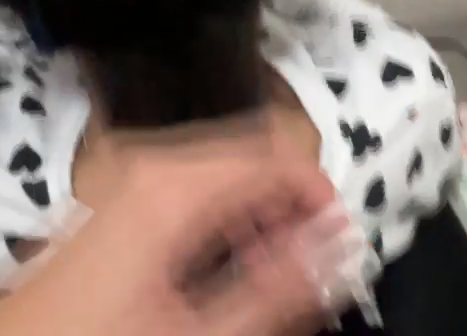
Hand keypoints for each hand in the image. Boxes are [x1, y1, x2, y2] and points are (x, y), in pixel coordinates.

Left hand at [0, 134, 346, 335]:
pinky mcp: (121, 198)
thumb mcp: (198, 332)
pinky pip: (191, 188)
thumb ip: (276, 286)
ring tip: (283, 276)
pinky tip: (233, 265)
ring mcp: (131, 176)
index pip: (274, 149)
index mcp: (174, 180)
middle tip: (320, 267)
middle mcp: (152, 161)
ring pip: (222, 170)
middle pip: (249, 153)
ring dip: (261, 214)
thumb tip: (334, 245)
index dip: (319, 190)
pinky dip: (225, 218)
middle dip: (291, 204)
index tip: (345, 240)